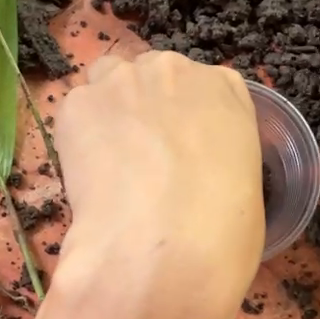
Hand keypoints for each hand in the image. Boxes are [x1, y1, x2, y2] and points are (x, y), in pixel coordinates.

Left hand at [52, 51, 263, 318]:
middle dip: (142, 107)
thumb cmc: (224, 230)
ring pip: (106, 81)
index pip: (201, 85)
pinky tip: (86, 179)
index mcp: (226, 90)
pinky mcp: (78, 104)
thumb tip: (194, 176)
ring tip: (106, 163)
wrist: (167, 247)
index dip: (182, 116)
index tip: (176, 147)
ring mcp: (123, 81)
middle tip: (138, 158)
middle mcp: (174, 71)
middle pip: (150, 74)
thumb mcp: (246, 188)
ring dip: (106, 111)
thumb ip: (218, 160)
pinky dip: (74, 140)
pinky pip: (73, 114)